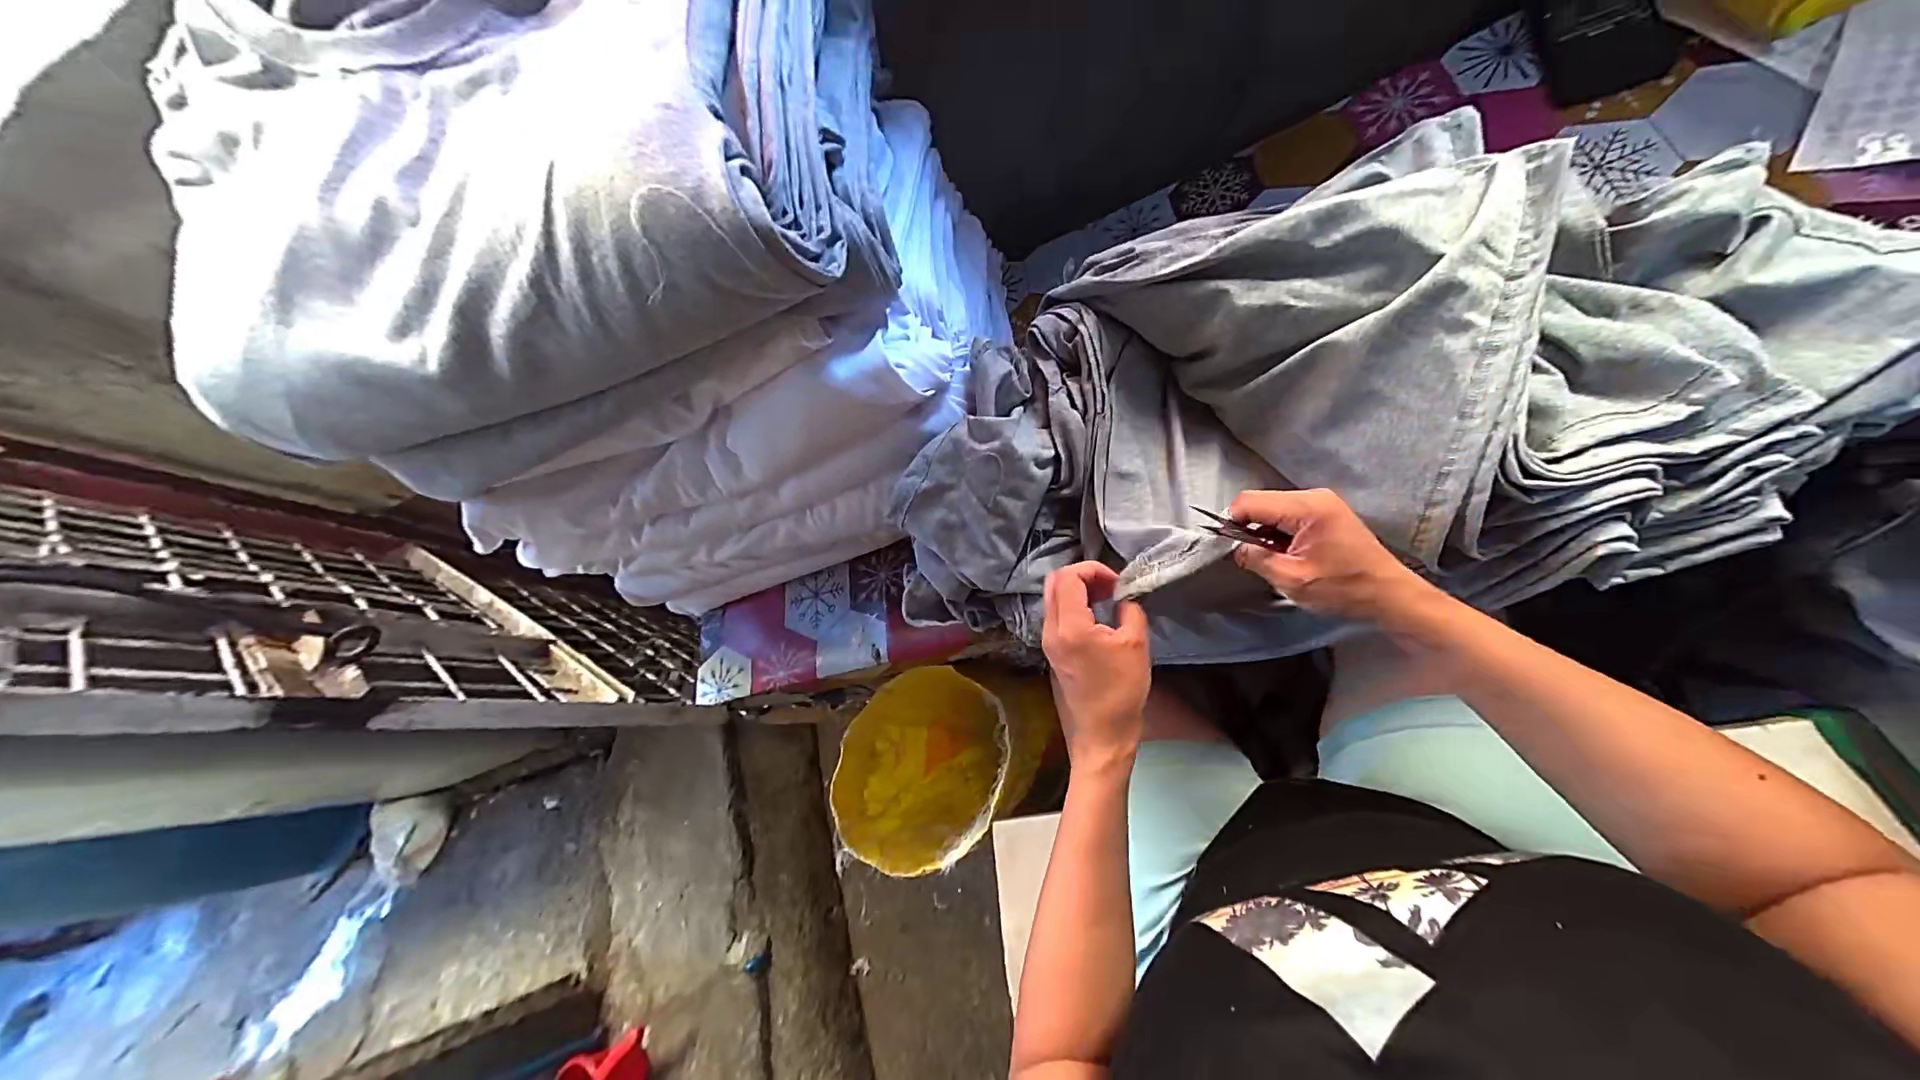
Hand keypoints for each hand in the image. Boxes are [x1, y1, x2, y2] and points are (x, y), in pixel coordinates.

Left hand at [1042, 562, 1149, 773]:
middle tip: (1110, 587)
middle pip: (1055, 583)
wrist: (1102, 734)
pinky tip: (1097, 616)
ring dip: (1078, 590)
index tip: (1117, 583)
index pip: (1068, 577)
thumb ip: (1130, 610)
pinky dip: (1074, 606)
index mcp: (1068, 626)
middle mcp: (1050, 630)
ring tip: (1107, 599)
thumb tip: (1124, 596)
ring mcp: (1048, 641)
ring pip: (1054, 598)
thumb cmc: (1121, 691)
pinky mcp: (1052, 651)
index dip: (1093, 569)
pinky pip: (1057, 615)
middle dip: (1083, 576)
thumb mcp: (1136, 644)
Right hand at [1227, 488, 1438, 625]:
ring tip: (1272, 558)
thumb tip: (1235, 548)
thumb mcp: (1291, 579)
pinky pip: (1288, 515)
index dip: (1231, 522)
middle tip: (1251, 557)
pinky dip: (1279, 532)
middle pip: (1261, 502)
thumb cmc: (1344, 588)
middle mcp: (1314, 497)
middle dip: (1248, 527)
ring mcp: (1322, 503)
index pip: (1249, 501)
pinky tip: (1286, 554)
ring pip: (1273, 509)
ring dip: (1264, 531)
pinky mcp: (1327, 513)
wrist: (1390, 596)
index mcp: (1306, 507)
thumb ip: (1256, 558)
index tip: (1228, 546)